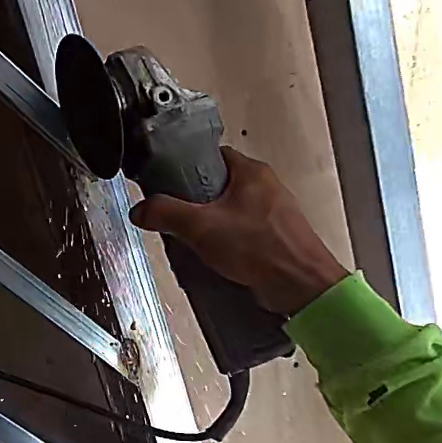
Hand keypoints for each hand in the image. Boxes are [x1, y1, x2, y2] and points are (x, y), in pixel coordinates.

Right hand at [129, 146, 349, 315]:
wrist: (300, 287)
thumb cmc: (262, 249)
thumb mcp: (201, 227)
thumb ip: (166, 214)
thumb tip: (141, 210)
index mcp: (252, 172)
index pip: (213, 155)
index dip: (189, 166)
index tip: (170, 182)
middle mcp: (266, 187)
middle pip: (218, 185)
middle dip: (196, 202)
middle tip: (179, 217)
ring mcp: (272, 213)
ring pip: (229, 210)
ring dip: (210, 225)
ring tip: (195, 240)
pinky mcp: (274, 237)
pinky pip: (241, 232)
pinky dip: (226, 242)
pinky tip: (215, 257)